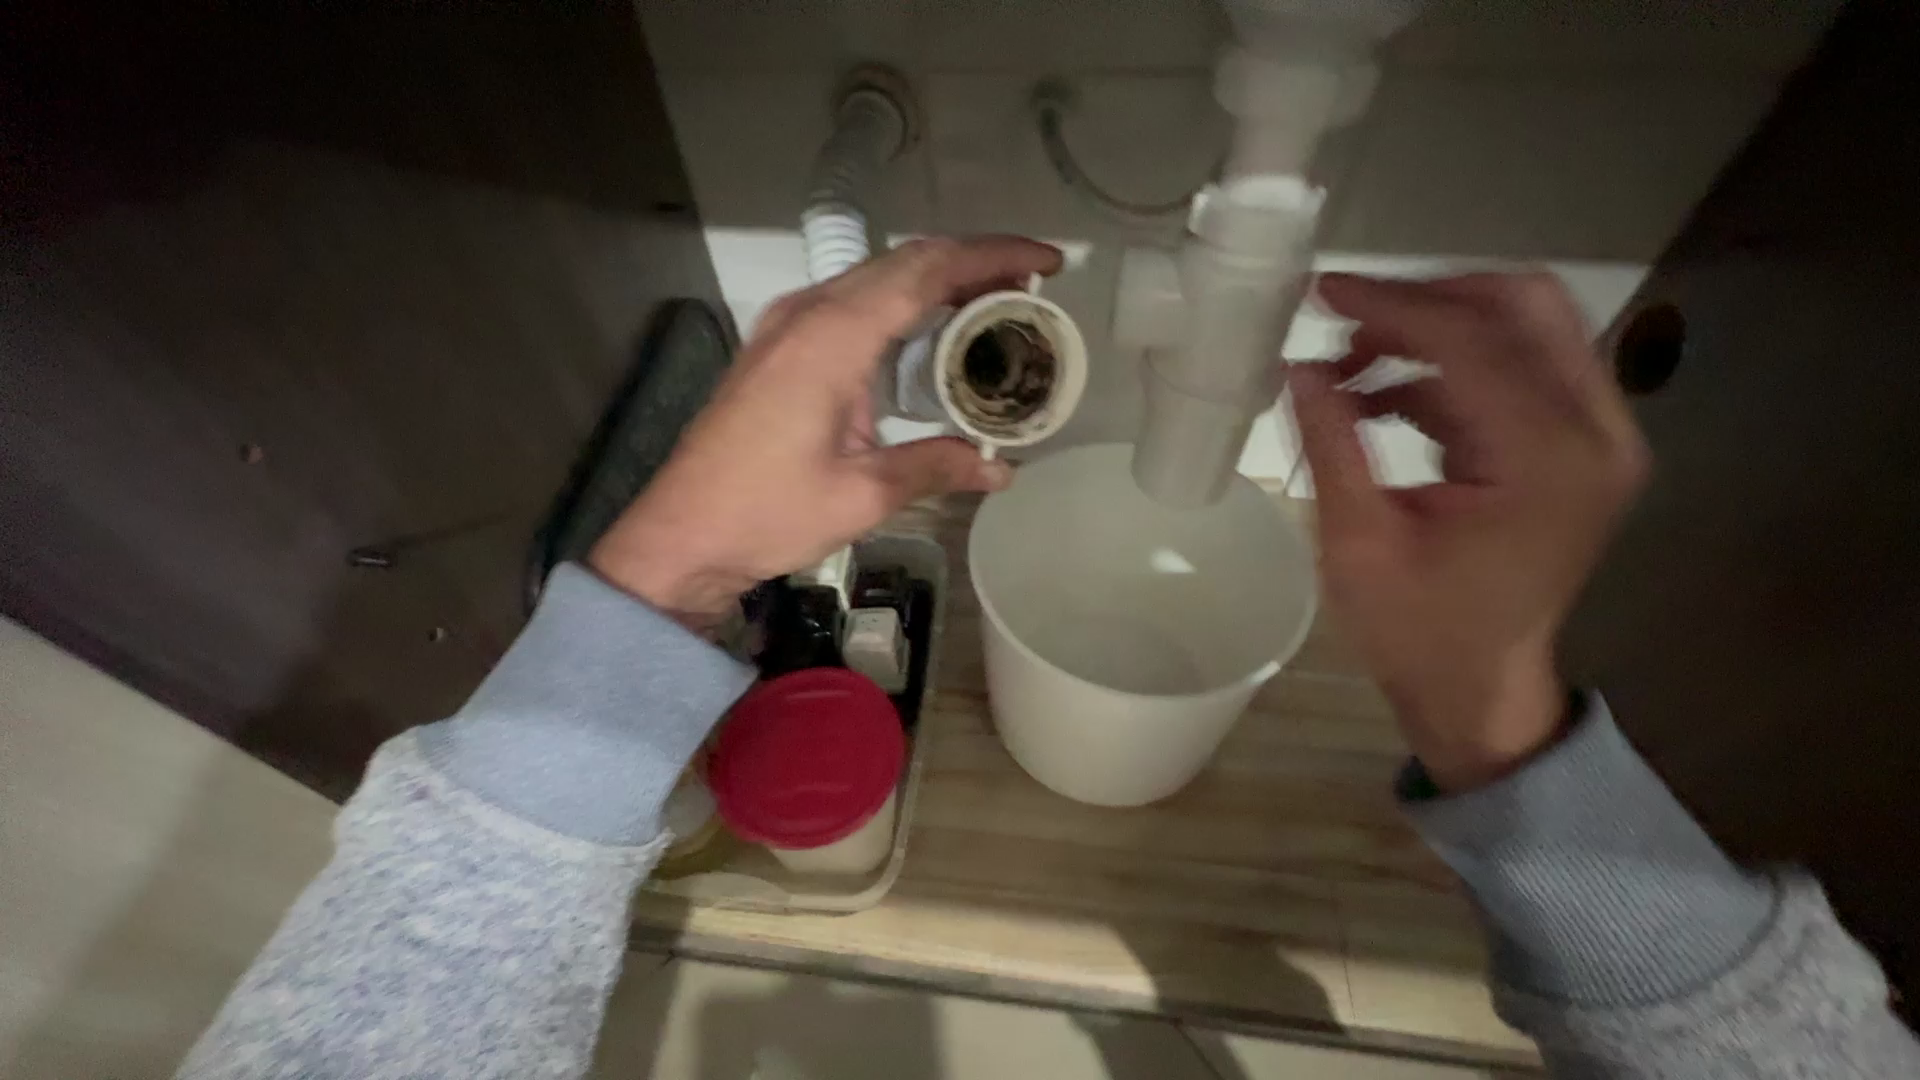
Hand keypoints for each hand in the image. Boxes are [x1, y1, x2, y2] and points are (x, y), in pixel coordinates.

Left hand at [590, 236, 1062, 627]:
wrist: (682, 533)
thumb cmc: (767, 513)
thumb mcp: (862, 495)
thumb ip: (935, 466)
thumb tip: (1002, 467)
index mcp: (832, 337)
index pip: (926, 271)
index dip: (992, 257)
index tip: (1047, 261)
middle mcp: (808, 313)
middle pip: (903, 263)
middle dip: (973, 262)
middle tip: (1031, 284)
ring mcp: (787, 326)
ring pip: (876, 278)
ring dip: (936, 280)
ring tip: (993, 300)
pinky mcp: (779, 348)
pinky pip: (852, 303)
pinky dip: (901, 304)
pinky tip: (928, 331)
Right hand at [1289, 272, 1649, 790]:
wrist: (1479, 689)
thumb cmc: (1415, 632)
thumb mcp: (1356, 541)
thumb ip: (1331, 443)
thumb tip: (1298, 367)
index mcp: (1545, 462)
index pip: (1472, 341)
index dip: (1390, 306)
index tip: (1319, 292)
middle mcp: (1596, 434)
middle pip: (1525, 307)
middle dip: (1426, 299)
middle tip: (1344, 316)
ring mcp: (1596, 439)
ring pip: (1524, 330)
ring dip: (1434, 331)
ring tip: (1349, 366)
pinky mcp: (1575, 448)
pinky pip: (1515, 372)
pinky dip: (1446, 369)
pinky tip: (1380, 398)